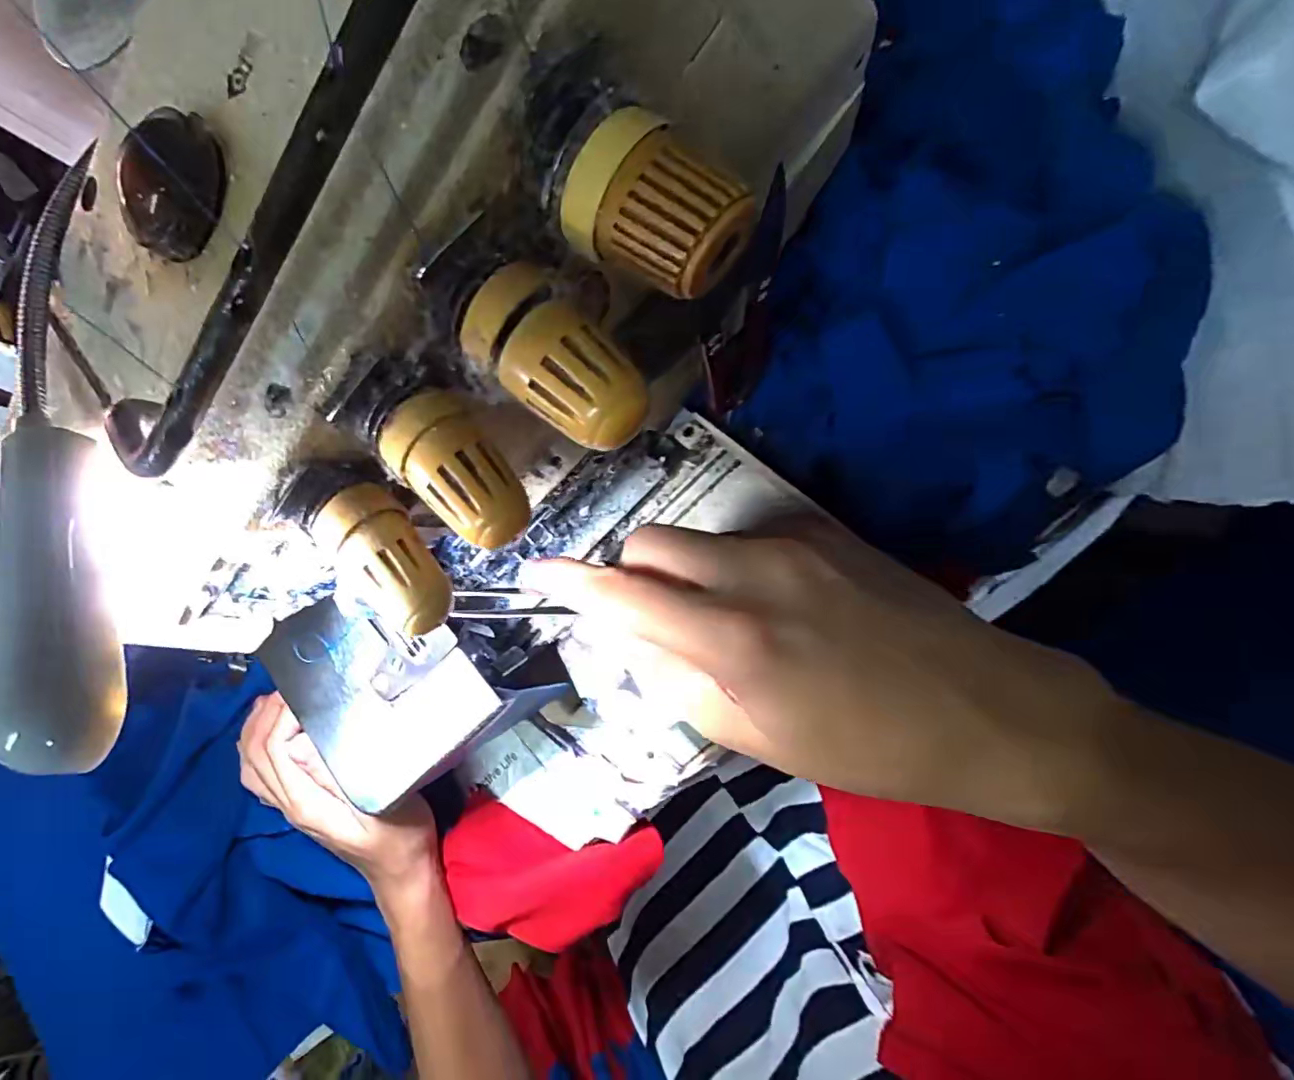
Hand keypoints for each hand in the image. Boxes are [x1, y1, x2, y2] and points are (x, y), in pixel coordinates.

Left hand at [237, 693, 439, 892]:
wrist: (400, 871)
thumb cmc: (400, 835)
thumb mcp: (380, 802)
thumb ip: (336, 776)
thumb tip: (300, 744)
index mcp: (305, 803)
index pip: (272, 750)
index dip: (280, 715)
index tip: (303, 694)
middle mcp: (288, 804)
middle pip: (254, 754)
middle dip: (265, 715)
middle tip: (288, 690)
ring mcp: (287, 807)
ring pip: (250, 764)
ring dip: (256, 727)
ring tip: (275, 702)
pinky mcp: (295, 804)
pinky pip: (259, 773)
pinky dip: (257, 745)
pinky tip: (272, 729)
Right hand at [520, 517, 1123, 832]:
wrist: (1000, 714)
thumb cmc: (864, 746)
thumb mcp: (750, 735)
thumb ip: (669, 676)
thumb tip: (621, 634)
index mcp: (735, 638)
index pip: (624, 595)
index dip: (570, 582)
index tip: (535, 572)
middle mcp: (757, 574)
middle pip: (649, 544)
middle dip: (630, 573)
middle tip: (652, 615)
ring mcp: (796, 544)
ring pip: (693, 539)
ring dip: (681, 571)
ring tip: (725, 616)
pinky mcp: (826, 530)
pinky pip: (742, 535)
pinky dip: (729, 564)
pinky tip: (774, 600)